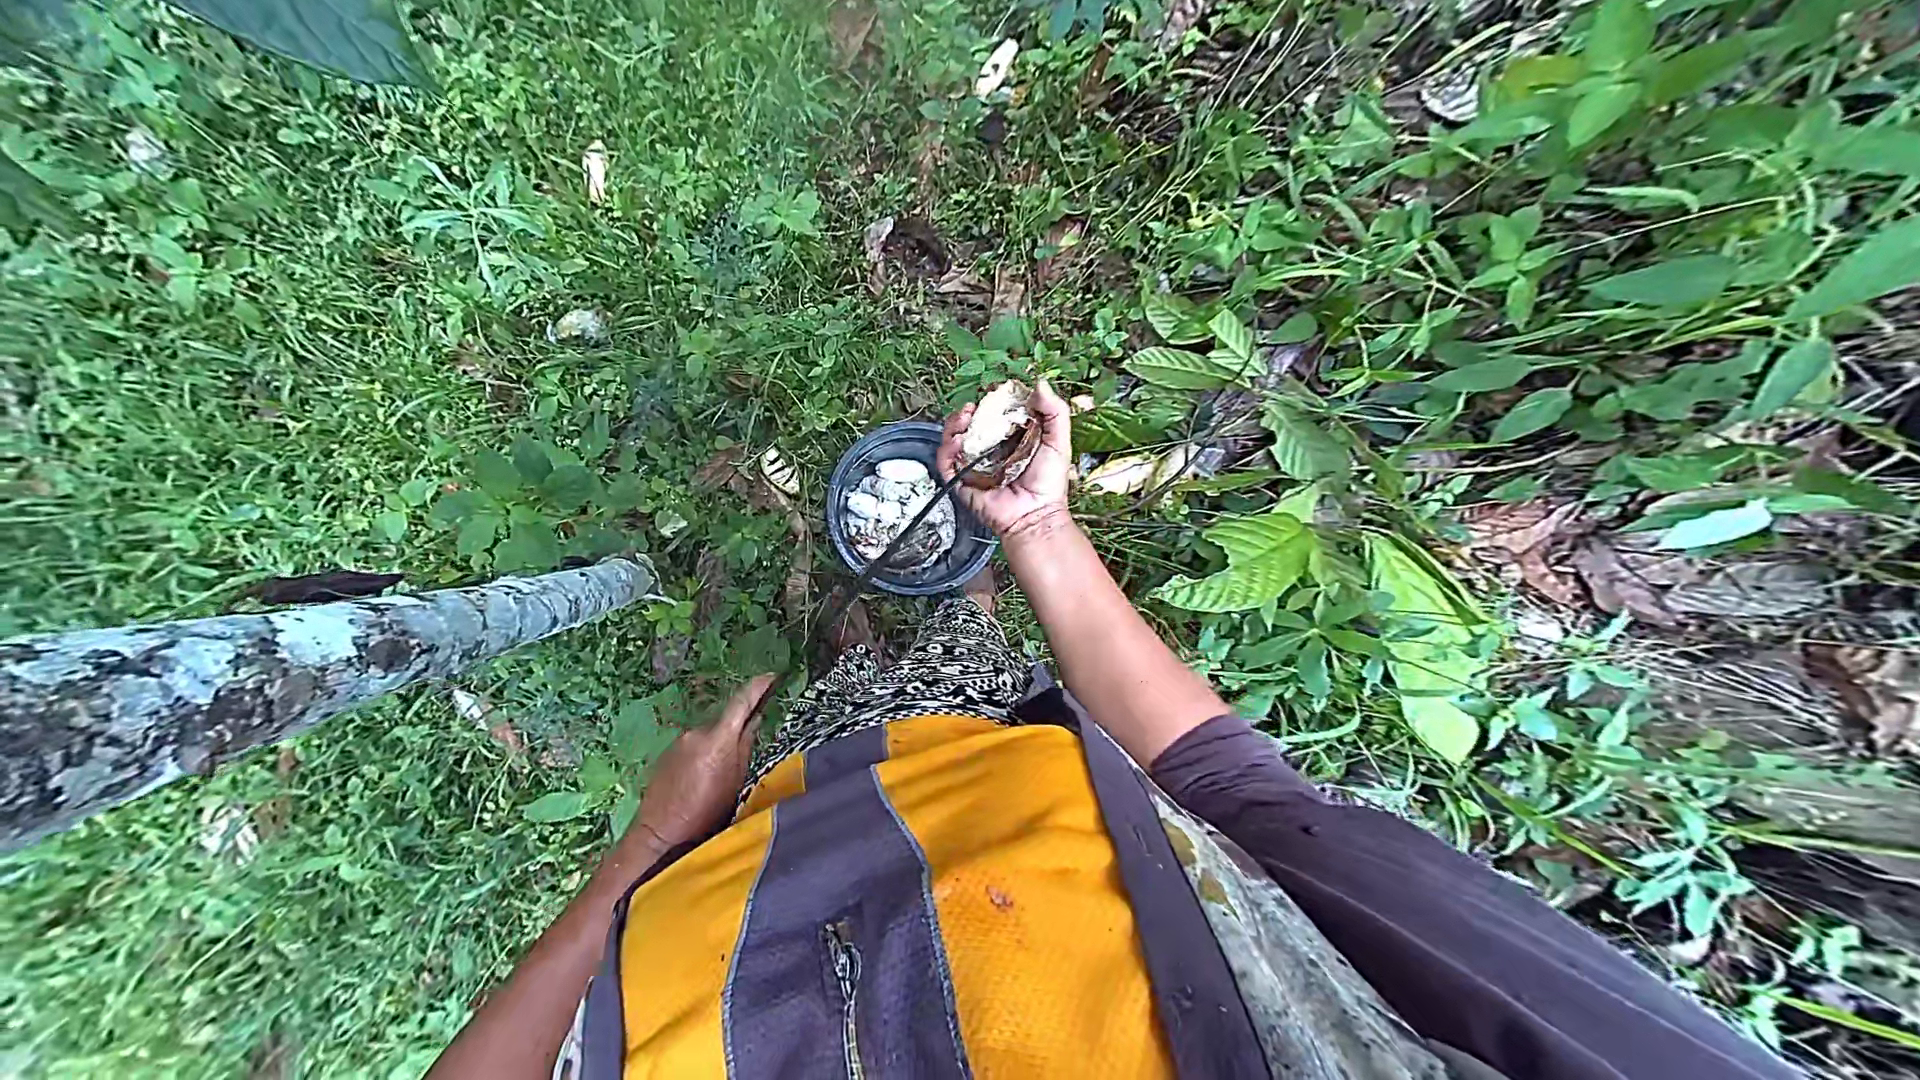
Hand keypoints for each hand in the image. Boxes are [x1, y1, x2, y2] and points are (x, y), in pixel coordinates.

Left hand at [631, 674, 776, 850]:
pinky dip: (705, 751)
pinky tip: (704, 774)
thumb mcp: (737, 779)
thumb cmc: (705, 812)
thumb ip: (746, 744)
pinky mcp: (668, 752)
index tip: (773, 677)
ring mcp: (680, 740)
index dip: (759, 686)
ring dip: (720, 741)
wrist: (659, 834)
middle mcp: (697, 731)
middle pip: (726, 718)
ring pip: (710, 732)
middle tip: (753, 739)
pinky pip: (695, 743)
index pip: (742, 701)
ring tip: (724, 768)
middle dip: (739, 724)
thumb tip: (756, 719)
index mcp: (718, 737)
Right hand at [935, 379, 1073, 541]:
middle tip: (974, 406)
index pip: (993, 413)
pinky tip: (958, 441)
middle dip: (968, 411)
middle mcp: (989, 449)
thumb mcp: (1059, 441)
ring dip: (954, 424)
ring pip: (953, 438)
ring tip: (965, 418)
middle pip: (969, 423)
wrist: (1035, 516)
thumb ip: (1054, 411)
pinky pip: (945, 462)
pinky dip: (947, 449)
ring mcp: (973, 464)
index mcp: (1009, 438)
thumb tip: (1039, 383)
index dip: (990, 401)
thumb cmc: (1048, 484)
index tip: (993, 392)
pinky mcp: (961, 480)